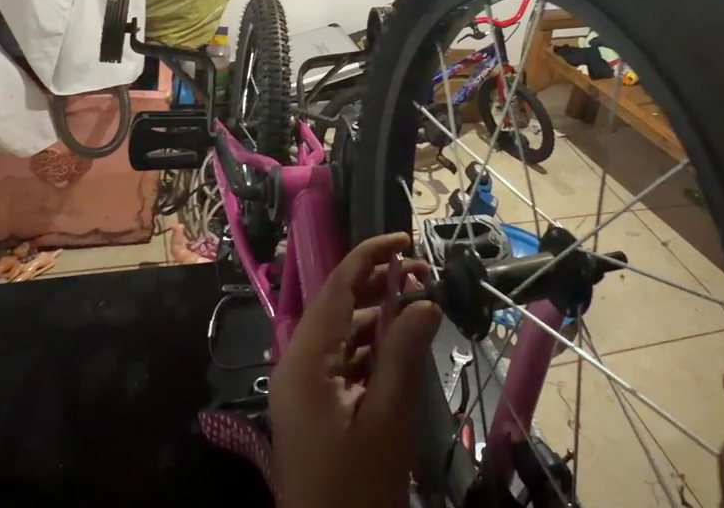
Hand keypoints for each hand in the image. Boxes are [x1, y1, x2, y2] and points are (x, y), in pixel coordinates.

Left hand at [269, 233, 444, 507]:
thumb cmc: (357, 484)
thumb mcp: (387, 418)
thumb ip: (404, 353)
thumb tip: (425, 300)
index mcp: (306, 360)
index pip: (336, 287)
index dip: (369, 255)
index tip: (406, 240)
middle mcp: (297, 364)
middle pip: (337, 305)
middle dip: (378, 284)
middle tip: (424, 274)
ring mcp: (303, 388)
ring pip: (341, 333)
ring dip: (378, 315)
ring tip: (420, 305)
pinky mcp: (313, 408)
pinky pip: (341, 361)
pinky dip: (370, 347)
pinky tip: (401, 346)